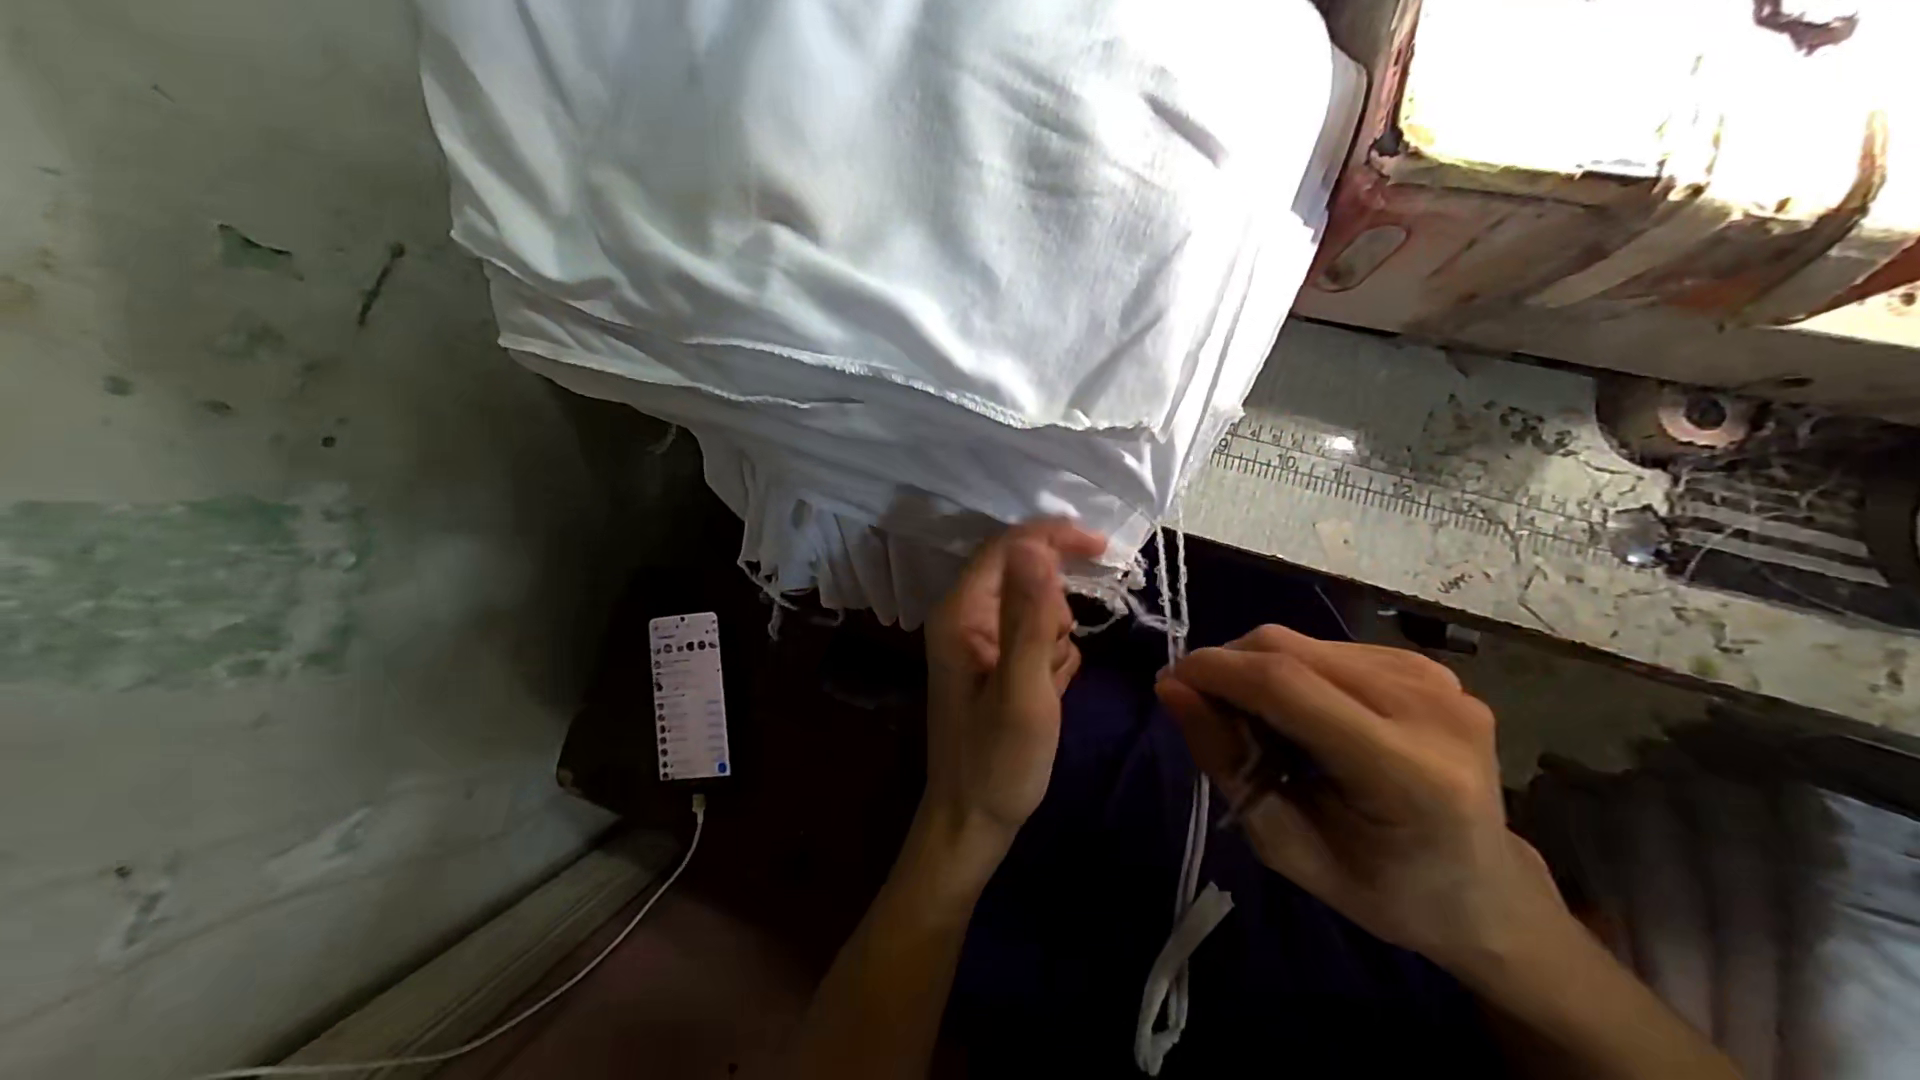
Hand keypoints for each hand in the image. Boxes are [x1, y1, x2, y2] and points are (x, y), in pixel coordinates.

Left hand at [921, 520, 1106, 851]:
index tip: (1103, 548)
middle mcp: (964, 618)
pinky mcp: (996, 663)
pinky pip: (1038, 637)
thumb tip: (1034, 546)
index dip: (1053, 538)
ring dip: (1056, 638)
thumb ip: (1029, 616)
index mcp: (959, 614)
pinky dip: (1053, 659)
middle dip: (1055, 605)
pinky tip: (1048, 694)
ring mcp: (980, 642)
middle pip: (1023, 575)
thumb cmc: (998, 762)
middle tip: (1059, 651)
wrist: (974, 820)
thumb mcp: (1022, 688)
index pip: (1007, 548)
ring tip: (1048, 686)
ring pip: (1037, 609)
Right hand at [1155, 625, 1568, 976]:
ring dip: (1258, 669)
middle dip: (1228, 666)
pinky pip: (1330, 647)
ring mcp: (1439, 680)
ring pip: (1305, 641)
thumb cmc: (1381, 887)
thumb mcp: (1284, 845)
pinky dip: (1294, 670)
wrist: (1484, 889)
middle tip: (1204, 708)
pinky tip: (1302, 712)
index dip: (1214, 671)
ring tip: (1257, 721)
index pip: (1285, 685)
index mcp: (1406, 772)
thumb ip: (1225, 762)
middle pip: (1290, 649)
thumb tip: (1172, 688)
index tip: (1169, 683)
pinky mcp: (1431, 666)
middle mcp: (1431, 709)